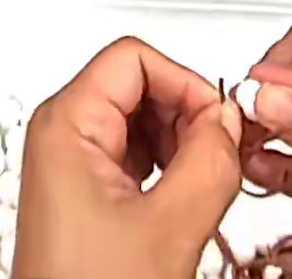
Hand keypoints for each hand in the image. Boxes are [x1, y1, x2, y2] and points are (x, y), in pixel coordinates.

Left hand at [16, 38, 241, 278]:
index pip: (133, 58)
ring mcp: (72, 158)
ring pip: (138, 115)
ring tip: (206, 180)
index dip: (183, 80)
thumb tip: (228, 116)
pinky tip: (185, 196)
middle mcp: (63, 130)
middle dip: (184, 110)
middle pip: (135, 81)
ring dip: (179, 139)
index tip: (220, 119)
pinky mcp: (84, 186)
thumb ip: (206, 164)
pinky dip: (167, 164)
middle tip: (221, 153)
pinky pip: (134, 150)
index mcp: (67, 121)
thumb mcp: (165, 233)